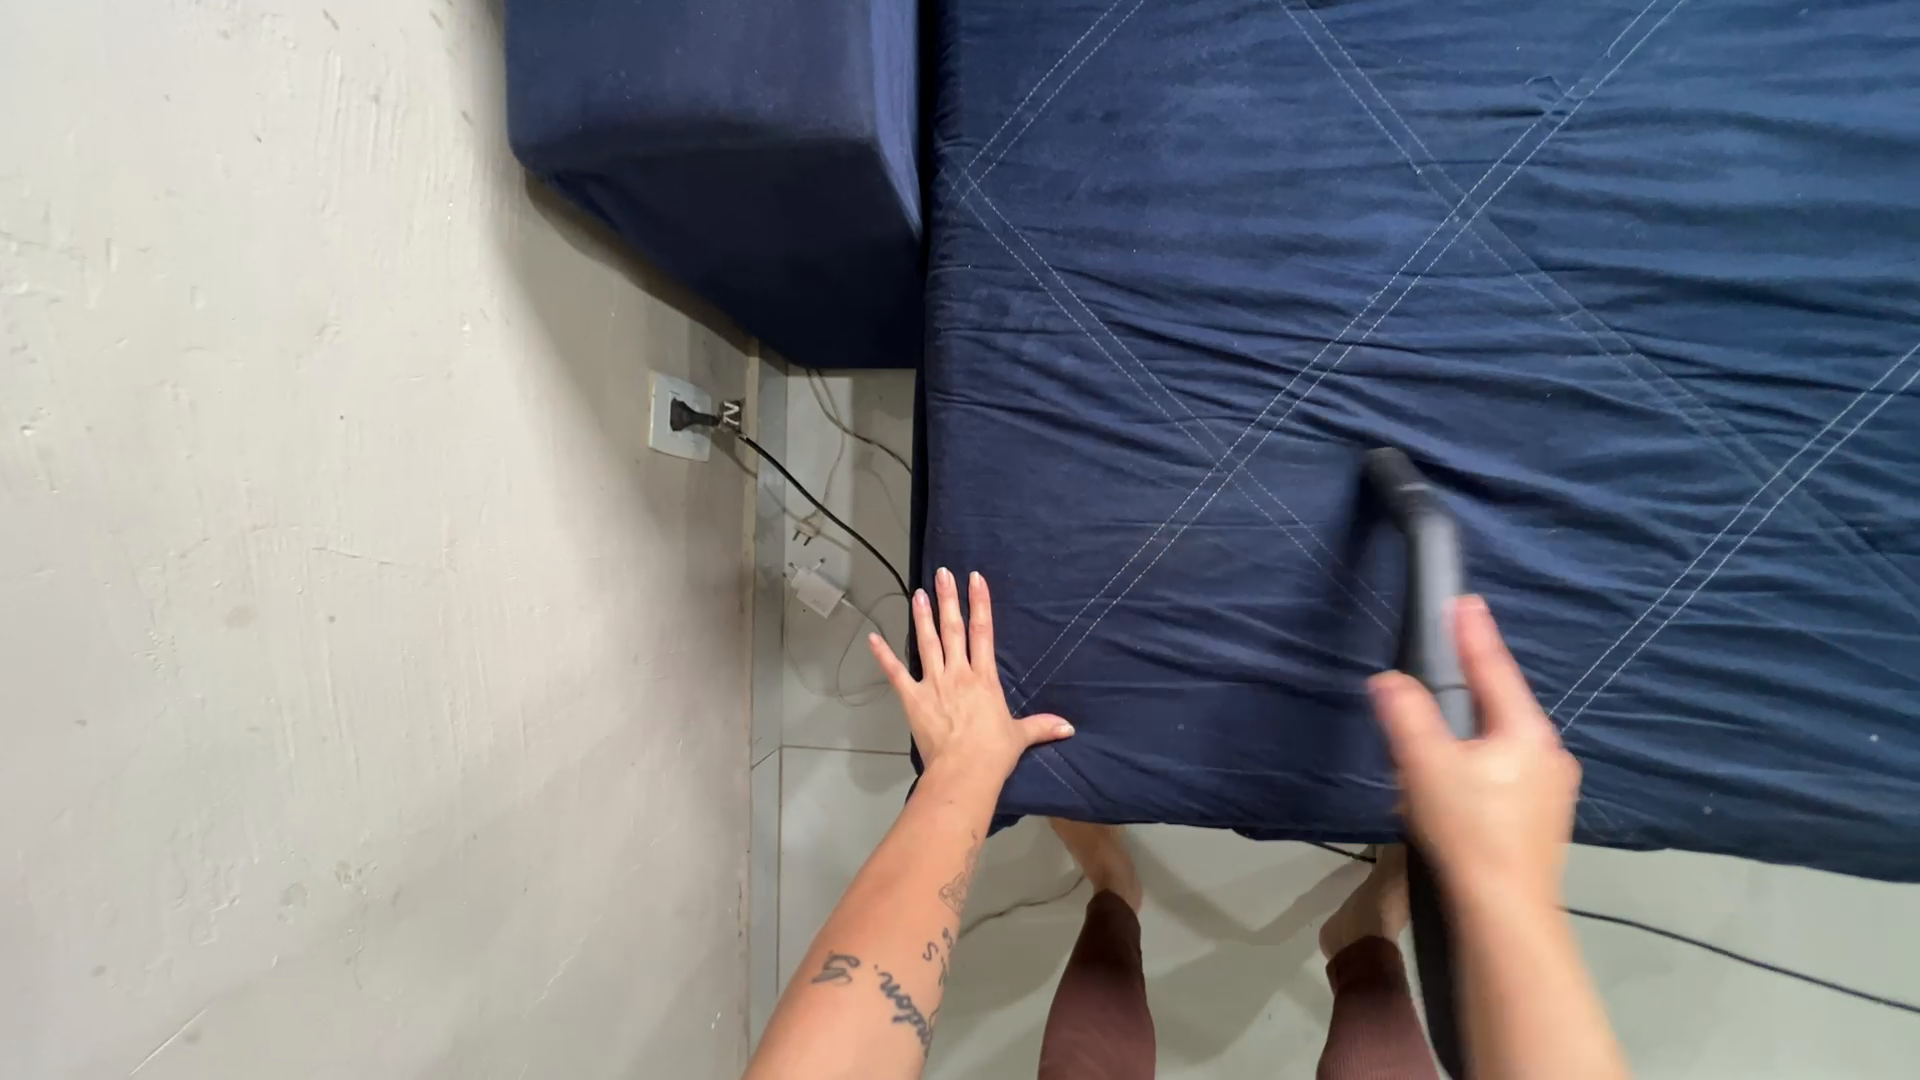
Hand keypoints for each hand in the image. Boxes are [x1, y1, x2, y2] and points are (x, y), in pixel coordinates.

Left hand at [869, 568, 1074, 786]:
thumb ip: (1042, 726)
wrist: (965, 772)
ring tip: (918, 593)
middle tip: (943, 574)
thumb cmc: (994, 753)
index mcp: (984, 677)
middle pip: (953, 628)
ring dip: (922, 617)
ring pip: (927, 642)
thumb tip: (1068, 728)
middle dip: (948, 599)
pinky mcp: (913, 698)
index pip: (983, 631)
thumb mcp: (1020, 736)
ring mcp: (934, 683)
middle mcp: (958, 673)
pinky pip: (896, 672)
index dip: (979, 602)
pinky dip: (883, 655)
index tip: (975, 579)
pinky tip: (873, 637)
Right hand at [1369, 595, 1581, 909]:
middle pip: (1496, 704)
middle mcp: (1546, 754)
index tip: (1465, 600)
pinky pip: (1498, 766)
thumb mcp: (1424, 762)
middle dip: (1463, 688)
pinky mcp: (1536, 815)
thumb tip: (1388, 679)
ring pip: (1495, 739)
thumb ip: (1404, 713)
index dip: (1474, 633)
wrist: (1502, 908)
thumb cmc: (1467, 827)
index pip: (1494, 669)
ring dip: (1463, 728)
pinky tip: (1447, 779)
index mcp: (1525, 733)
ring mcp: (1547, 787)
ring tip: (1426, 740)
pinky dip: (1470, 758)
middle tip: (1429, 675)